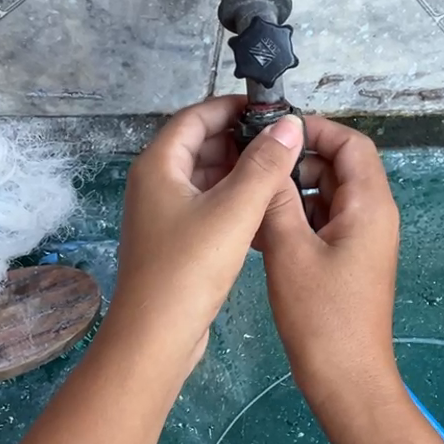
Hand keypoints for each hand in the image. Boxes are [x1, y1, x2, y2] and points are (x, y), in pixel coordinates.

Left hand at [106, 97, 305, 372]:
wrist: (155, 336)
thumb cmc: (189, 267)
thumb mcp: (234, 210)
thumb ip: (264, 164)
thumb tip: (289, 124)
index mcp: (158, 165)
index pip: (195, 117)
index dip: (232, 107)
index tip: (272, 110)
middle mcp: (154, 183)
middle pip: (199, 145)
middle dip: (240, 140)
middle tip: (284, 143)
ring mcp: (161, 213)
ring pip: (204, 177)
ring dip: (238, 172)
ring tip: (281, 173)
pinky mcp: (173, 240)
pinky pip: (204, 205)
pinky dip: (230, 200)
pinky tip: (262, 209)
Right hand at [255, 117, 401, 404]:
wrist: (345, 380)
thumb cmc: (320, 316)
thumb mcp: (289, 250)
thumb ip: (277, 197)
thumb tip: (269, 152)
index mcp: (369, 206)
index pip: (351, 144)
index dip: (315, 129)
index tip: (271, 132)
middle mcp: (371, 216)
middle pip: (337, 167)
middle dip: (295, 161)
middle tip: (250, 165)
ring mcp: (359, 240)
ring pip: (324, 196)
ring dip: (289, 192)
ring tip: (247, 196)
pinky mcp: (344, 260)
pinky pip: (319, 223)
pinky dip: (292, 218)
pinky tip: (255, 228)